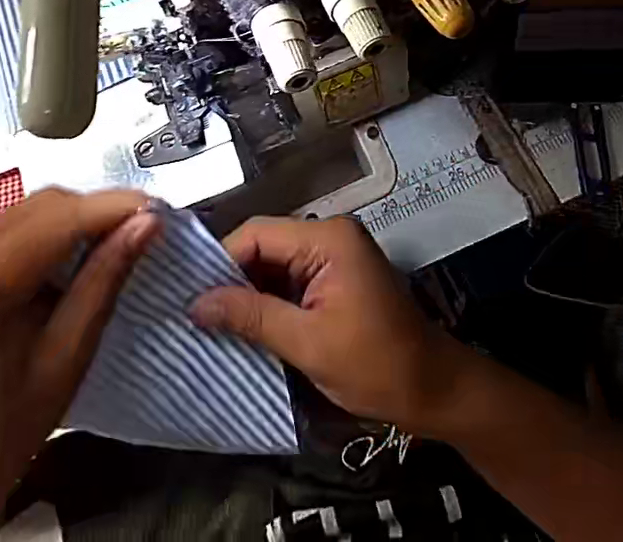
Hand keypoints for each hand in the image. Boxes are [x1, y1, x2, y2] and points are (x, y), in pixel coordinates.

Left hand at [0, 189, 160, 541]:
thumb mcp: (64, 360)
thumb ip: (104, 281)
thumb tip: (145, 226)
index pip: (54, 221)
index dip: (112, 208)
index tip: (156, 211)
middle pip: (35, 209)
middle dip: (94, 212)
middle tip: (141, 228)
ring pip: (19, 215)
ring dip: (70, 223)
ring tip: (111, 245)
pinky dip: (41, 240)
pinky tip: (65, 264)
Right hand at [190, 216, 470, 433]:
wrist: (432, 388)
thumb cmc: (375, 364)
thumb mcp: (307, 343)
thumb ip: (252, 316)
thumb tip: (196, 303)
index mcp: (328, 238)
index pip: (258, 234)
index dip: (222, 261)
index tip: (191, 296)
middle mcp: (329, 235)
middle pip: (264, 245)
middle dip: (232, 278)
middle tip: (193, 311)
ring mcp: (333, 254)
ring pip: (274, 264)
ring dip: (247, 292)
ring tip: (209, 320)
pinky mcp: (334, 276)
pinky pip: (290, 279)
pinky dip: (268, 300)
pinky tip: (243, 323)